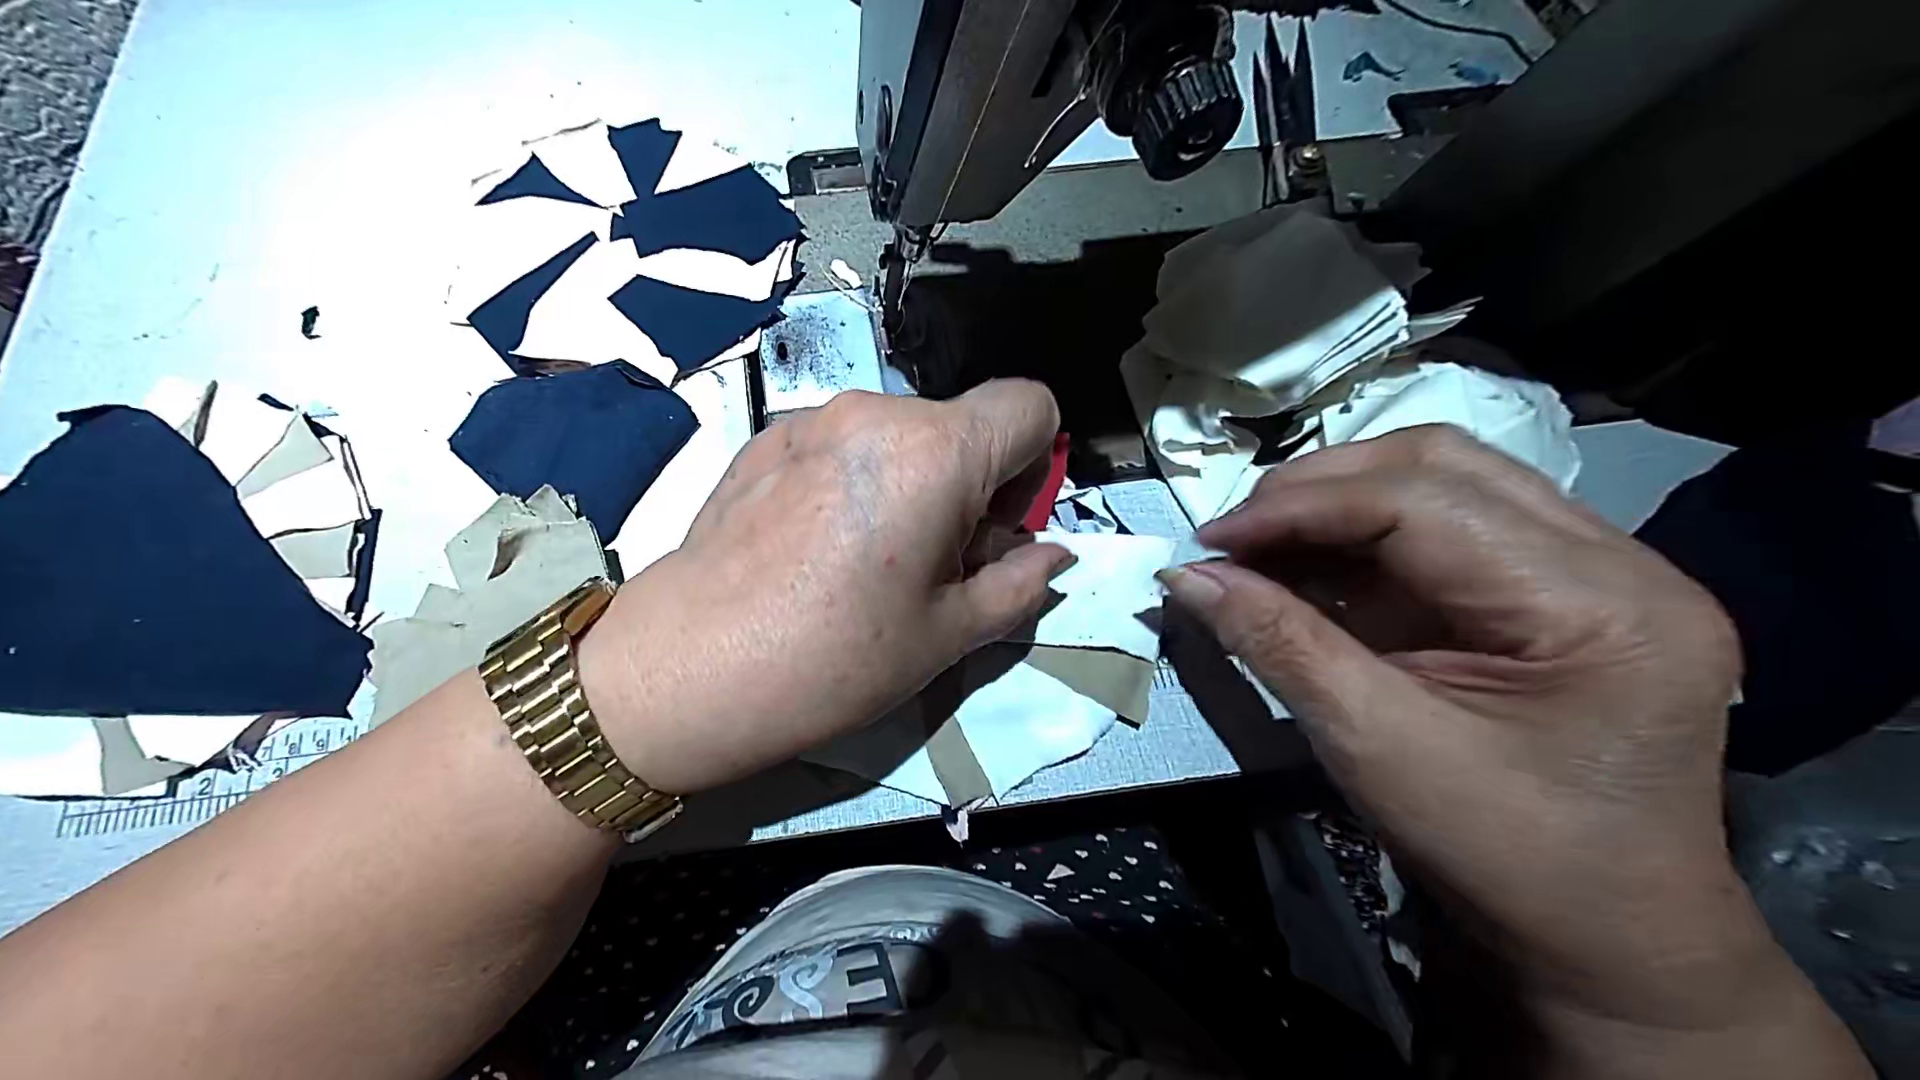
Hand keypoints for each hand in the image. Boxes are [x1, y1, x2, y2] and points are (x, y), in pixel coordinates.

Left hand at [578, 382, 1071, 794]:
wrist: (686, 667)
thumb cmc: (833, 657)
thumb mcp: (948, 634)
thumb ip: (1019, 584)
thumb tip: (1049, 555)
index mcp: (935, 453)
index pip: (1030, 406)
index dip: (1035, 463)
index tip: (998, 524)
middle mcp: (875, 413)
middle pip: (962, 425)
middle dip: (971, 483)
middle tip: (937, 559)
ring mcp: (813, 418)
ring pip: (903, 435)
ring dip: (915, 482)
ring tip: (872, 557)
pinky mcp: (767, 436)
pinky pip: (845, 443)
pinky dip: (860, 480)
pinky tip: (820, 544)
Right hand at [1159, 426, 1866, 1073]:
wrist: (1604, 932)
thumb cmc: (1501, 851)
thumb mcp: (1372, 742)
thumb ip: (1278, 642)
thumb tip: (1187, 575)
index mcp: (1597, 604)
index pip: (1419, 502)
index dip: (1299, 507)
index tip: (1212, 539)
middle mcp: (1614, 560)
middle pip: (1436, 463)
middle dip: (1316, 487)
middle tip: (1235, 534)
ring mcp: (1591, 566)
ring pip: (1439, 478)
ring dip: (1334, 500)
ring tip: (1262, 541)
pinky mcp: (1548, 585)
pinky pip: (1438, 524)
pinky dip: (1356, 534)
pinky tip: (1305, 563)